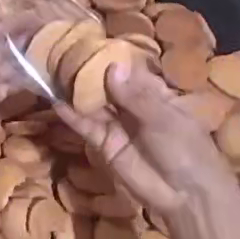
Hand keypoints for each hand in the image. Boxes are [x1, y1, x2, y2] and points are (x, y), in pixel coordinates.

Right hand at [54, 59, 239, 215]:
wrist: (186, 196)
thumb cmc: (186, 150)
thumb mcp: (164, 118)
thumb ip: (135, 95)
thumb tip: (111, 67)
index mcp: (157, 95)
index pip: (132, 71)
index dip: (113, 58)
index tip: (91, 41)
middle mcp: (134, 106)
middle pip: (108, 85)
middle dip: (89, 72)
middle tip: (64, 53)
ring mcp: (118, 125)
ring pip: (94, 103)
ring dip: (76, 90)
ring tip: (53, 72)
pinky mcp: (104, 144)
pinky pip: (86, 126)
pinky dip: (71, 115)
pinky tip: (55, 101)